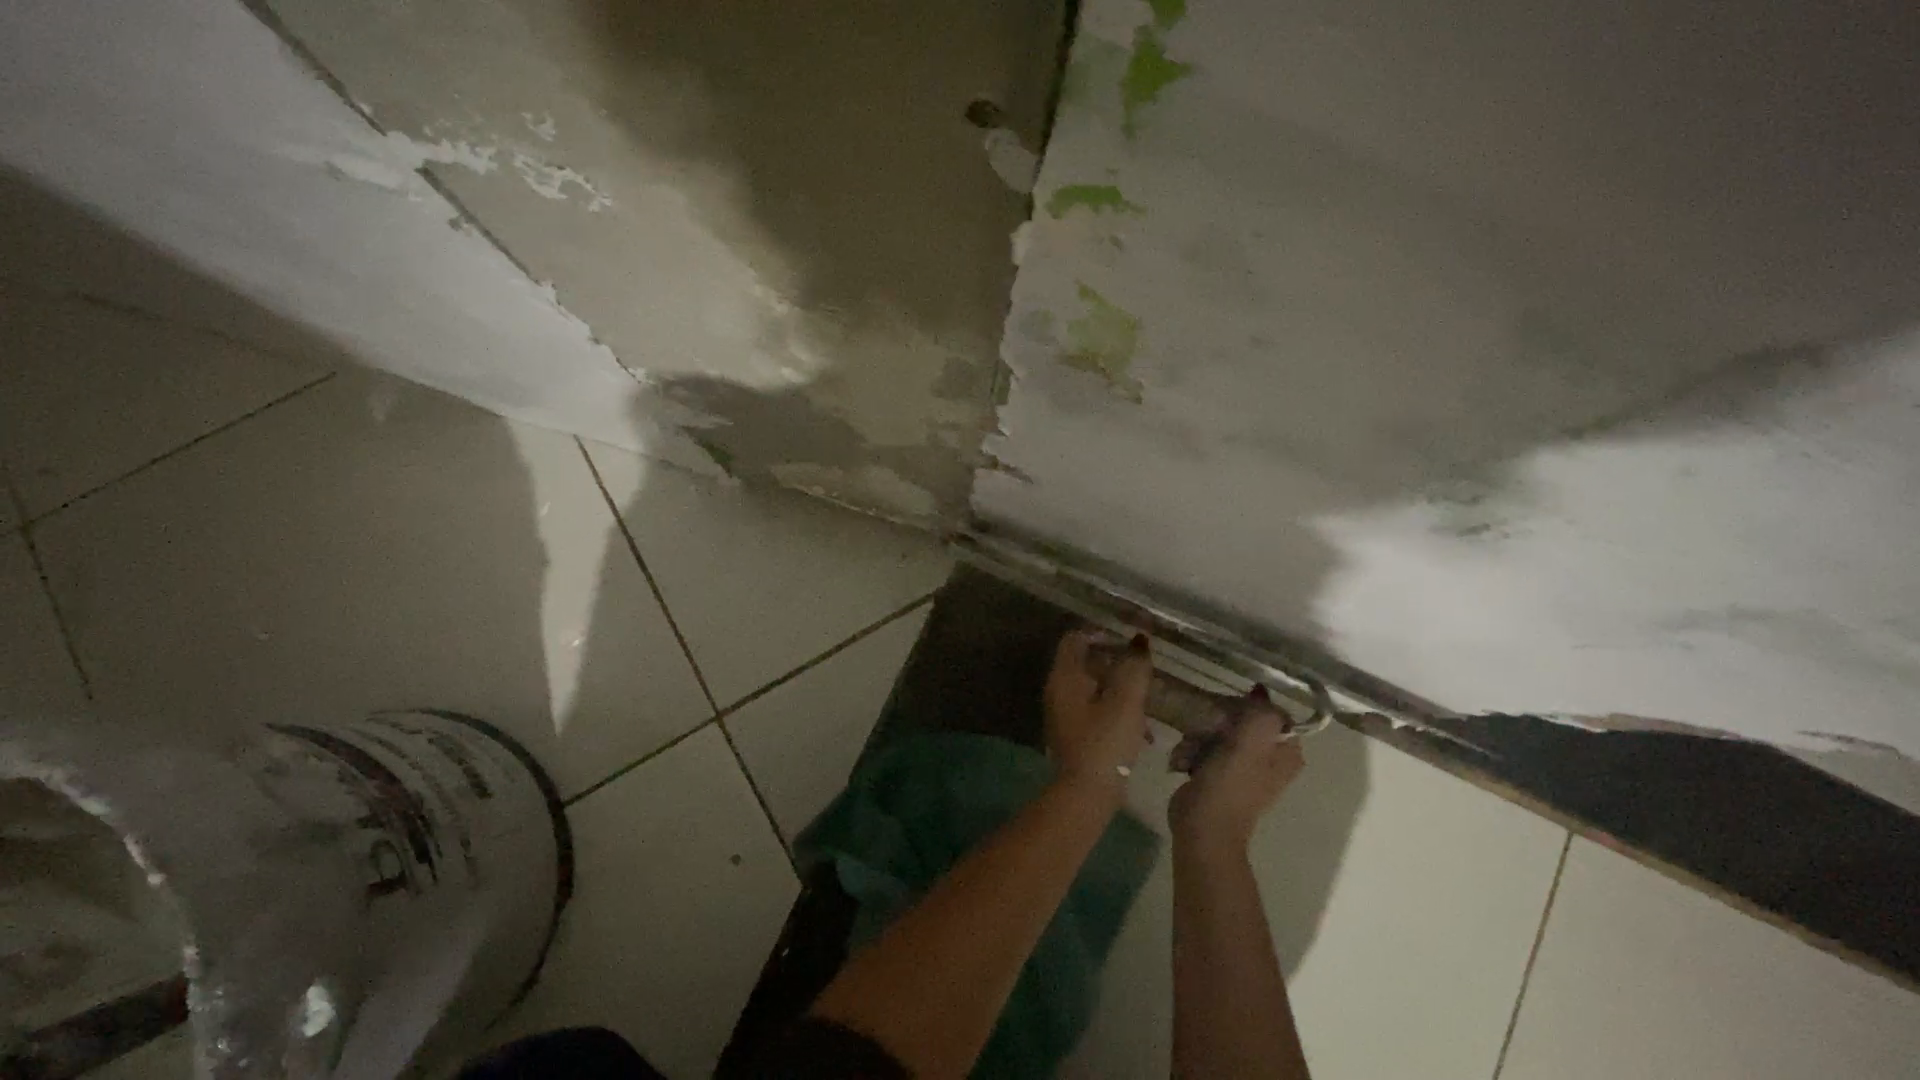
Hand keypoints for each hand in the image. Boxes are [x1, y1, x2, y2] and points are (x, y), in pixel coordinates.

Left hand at [1043, 629, 1152, 786]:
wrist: (1086, 792)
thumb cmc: (1105, 741)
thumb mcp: (1126, 700)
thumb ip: (1134, 667)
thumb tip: (1139, 640)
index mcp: (1064, 677)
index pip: (1076, 638)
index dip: (1102, 634)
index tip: (1128, 644)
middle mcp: (1058, 691)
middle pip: (1085, 663)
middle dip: (1117, 664)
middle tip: (1143, 672)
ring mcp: (1063, 713)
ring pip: (1093, 688)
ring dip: (1120, 690)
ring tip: (1148, 702)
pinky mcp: (1073, 733)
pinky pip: (1095, 710)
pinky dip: (1115, 711)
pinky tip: (1141, 730)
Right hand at [1169, 694, 1304, 852]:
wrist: (1203, 830)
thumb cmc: (1230, 787)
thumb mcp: (1251, 743)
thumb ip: (1262, 713)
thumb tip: (1260, 691)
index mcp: (1286, 752)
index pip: (1271, 712)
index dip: (1246, 705)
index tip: (1224, 707)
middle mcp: (1268, 758)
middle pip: (1241, 719)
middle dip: (1215, 724)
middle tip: (1202, 733)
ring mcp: (1242, 767)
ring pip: (1216, 732)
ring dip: (1197, 738)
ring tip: (1189, 754)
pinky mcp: (1217, 774)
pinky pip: (1203, 749)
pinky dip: (1190, 753)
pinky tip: (1182, 764)